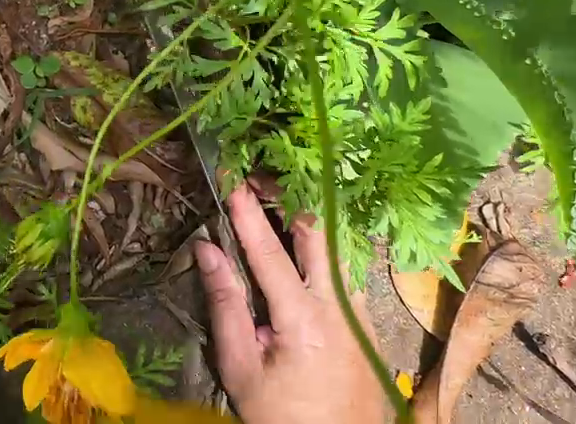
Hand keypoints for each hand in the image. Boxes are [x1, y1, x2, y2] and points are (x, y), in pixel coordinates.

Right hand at [194, 180, 386, 423]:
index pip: (269, 250)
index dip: (247, 210)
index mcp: (305, 321)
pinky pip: (345, 274)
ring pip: (337, 251)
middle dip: (289, 197)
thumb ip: (225, 303)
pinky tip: (301, 244)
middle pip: (319, 235)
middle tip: (258, 177)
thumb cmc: (280, 417)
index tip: (231, 176)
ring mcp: (362, 318)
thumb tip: (206, 247)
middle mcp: (341, 310)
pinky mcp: (370, 329)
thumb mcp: (241, 368)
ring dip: (306, 220)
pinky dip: (321, 249)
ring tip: (275, 200)